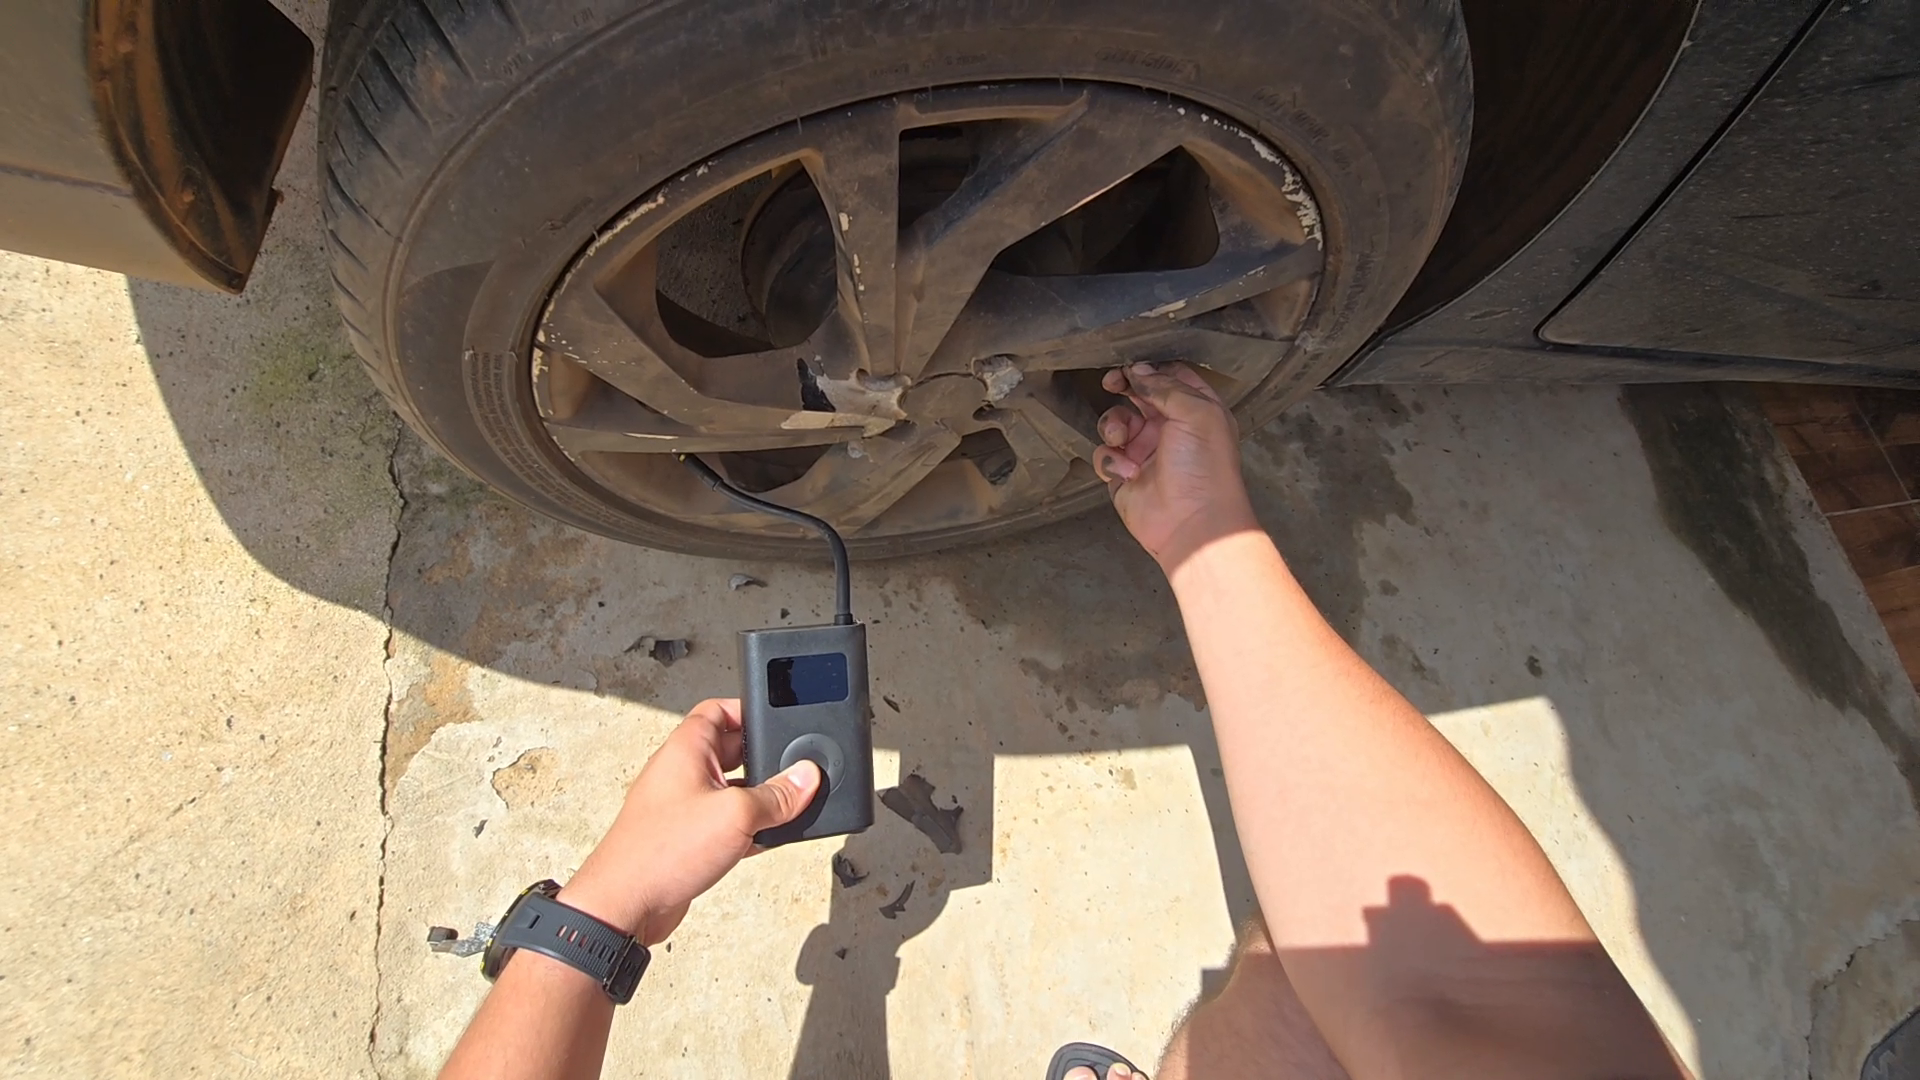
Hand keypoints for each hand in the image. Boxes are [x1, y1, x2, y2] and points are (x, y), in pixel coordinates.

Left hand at [557, 699, 820, 943]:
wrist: (623, 910)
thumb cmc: (662, 850)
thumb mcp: (736, 814)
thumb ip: (778, 794)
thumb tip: (807, 777)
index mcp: (687, 749)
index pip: (719, 710)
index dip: (749, 710)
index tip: (779, 718)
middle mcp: (683, 771)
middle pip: (733, 749)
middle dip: (764, 758)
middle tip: (793, 766)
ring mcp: (684, 805)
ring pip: (733, 787)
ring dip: (759, 796)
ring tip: (786, 805)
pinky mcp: (688, 837)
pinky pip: (726, 820)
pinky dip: (748, 826)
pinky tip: (769, 838)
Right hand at [1092, 362, 1257, 570]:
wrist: (1191, 522)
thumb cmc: (1204, 469)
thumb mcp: (1195, 412)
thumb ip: (1165, 386)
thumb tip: (1138, 370)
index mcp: (1195, 410)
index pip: (1169, 376)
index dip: (1149, 368)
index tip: (1130, 365)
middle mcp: (1170, 428)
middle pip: (1138, 395)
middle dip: (1122, 387)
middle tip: (1111, 383)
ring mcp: (1145, 451)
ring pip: (1115, 423)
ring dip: (1112, 424)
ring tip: (1119, 437)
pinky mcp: (1124, 474)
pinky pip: (1105, 455)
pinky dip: (1110, 459)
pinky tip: (1126, 471)